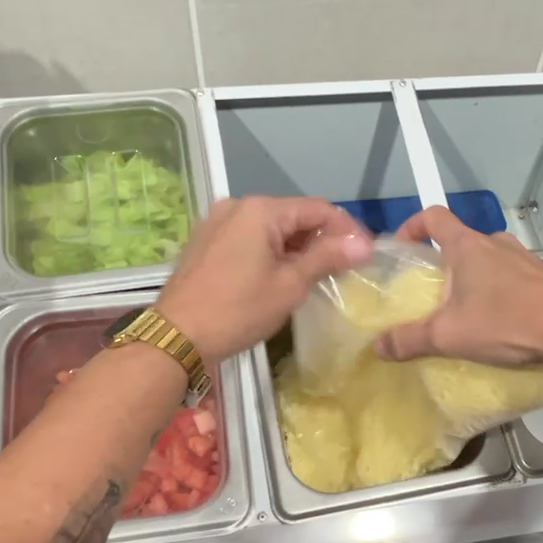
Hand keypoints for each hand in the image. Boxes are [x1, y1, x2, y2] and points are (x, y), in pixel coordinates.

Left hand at [157, 197, 372, 364]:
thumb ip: (327, 257)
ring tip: (314, 277)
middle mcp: (237, 206)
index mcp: (261, 210)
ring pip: (269, 229)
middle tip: (342, 270)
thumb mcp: (290, 285)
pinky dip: (269, 253)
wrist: (178, 336)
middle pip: (293, 216)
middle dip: (320, 240)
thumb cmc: (238, 310)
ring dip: (295, 248)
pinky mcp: (205, 242)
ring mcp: (217, 222)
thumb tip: (364, 243)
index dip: (347, 230)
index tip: (364, 255)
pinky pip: (248, 239)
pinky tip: (278, 277)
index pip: (318, 209)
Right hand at [373, 207, 542, 366]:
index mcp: (467, 246)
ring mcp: (524, 259)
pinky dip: (498, 292)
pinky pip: (511, 278)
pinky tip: (499, 322)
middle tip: (432, 295)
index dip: (413, 226)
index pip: (433, 217)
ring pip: (487, 261)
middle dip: (442, 265)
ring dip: (472, 280)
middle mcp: (495, 244)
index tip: (401, 247)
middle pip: (460, 243)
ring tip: (465, 312)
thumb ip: (410, 340)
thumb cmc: (506, 322)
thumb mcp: (449, 336)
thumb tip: (377, 346)